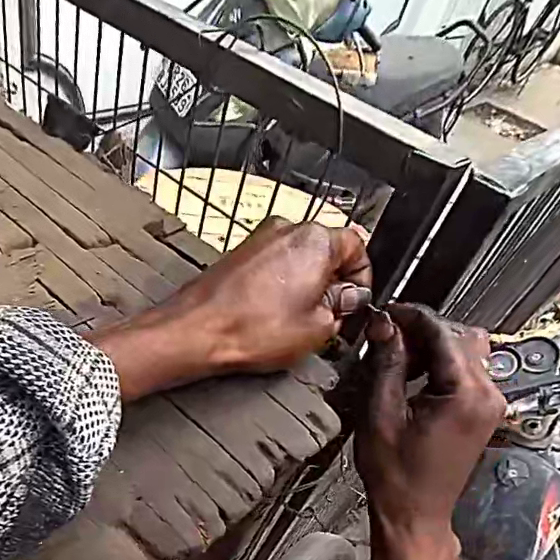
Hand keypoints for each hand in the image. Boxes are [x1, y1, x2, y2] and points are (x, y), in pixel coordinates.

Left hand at [92, 220, 371, 400]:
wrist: (197, 331)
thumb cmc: (250, 328)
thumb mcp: (319, 327)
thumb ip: (342, 306)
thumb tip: (348, 298)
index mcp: (315, 239)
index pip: (358, 245)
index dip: (362, 278)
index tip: (356, 301)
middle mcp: (287, 228)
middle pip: (327, 250)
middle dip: (333, 282)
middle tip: (331, 316)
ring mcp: (259, 239)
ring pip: (299, 258)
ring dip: (307, 285)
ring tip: (299, 321)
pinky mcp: (239, 254)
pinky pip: (274, 265)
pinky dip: (281, 286)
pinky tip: (274, 316)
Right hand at [355, 304, 506, 559]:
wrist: (415, 515)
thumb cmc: (397, 476)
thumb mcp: (381, 413)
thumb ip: (387, 363)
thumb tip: (386, 326)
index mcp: (465, 394)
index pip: (441, 332)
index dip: (410, 316)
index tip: (386, 312)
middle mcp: (488, 396)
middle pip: (460, 336)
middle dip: (422, 331)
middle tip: (387, 337)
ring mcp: (489, 405)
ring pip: (466, 351)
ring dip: (433, 347)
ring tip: (398, 359)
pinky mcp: (482, 413)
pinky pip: (466, 373)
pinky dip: (441, 366)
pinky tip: (414, 377)